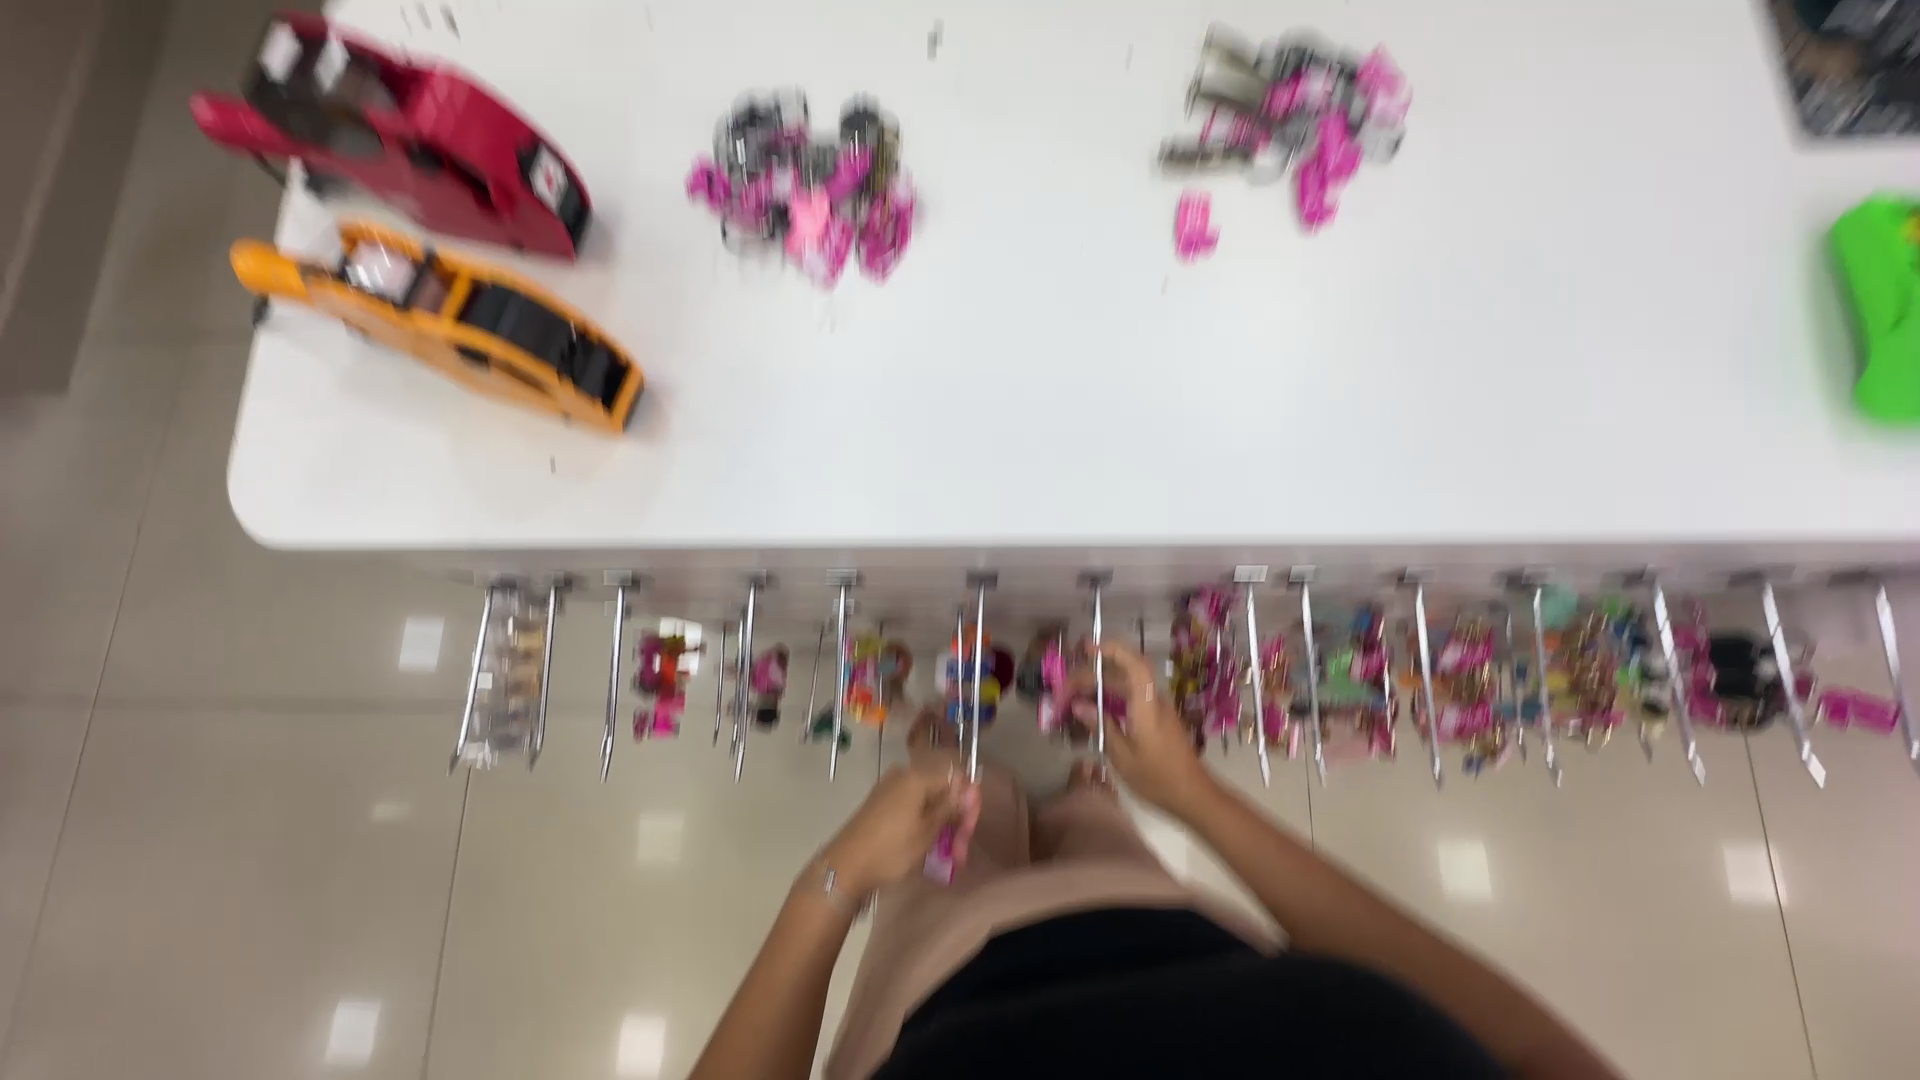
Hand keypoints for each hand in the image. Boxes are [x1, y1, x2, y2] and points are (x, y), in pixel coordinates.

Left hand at [818, 761, 975, 895]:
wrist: (844, 868)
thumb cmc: (891, 849)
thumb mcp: (927, 831)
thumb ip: (950, 807)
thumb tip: (968, 788)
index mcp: (916, 776)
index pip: (955, 778)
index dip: (968, 802)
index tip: (969, 830)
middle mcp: (902, 776)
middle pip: (940, 790)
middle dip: (954, 819)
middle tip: (959, 852)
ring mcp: (889, 790)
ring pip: (926, 802)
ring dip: (940, 826)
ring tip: (948, 857)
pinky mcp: (880, 805)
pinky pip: (911, 809)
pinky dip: (923, 825)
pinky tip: (927, 847)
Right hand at [1073, 641, 1217, 817]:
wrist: (1193, 796)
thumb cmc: (1157, 778)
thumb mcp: (1122, 757)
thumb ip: (1101, 726)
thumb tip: (1079, 705)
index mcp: (1146, 706)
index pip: (1133, 664)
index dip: (1111, 650)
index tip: (1086, 648)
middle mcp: (1152, 700)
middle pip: (1120, 675)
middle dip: (1089, 677)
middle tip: (1062, 692)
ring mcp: (1155, 709)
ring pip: (1123, 686)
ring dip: (1097, 688)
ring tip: (1071, 699)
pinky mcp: (1155, 718)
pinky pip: (1129, 699)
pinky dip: (1108, 699)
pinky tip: (1092, 712)